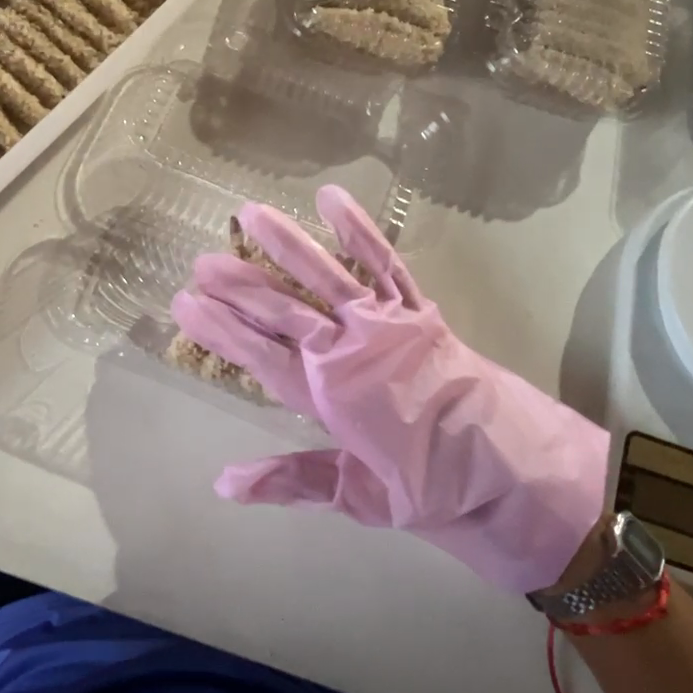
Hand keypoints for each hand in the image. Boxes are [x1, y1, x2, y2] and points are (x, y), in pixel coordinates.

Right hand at [170, 185, 609, 592]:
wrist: (509, 467)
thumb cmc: (429, 485)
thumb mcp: (358, 496)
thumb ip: (290, 481)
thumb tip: (222, 483)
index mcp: (328, 397)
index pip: (261, 356)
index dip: (221, 330)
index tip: (184, 304)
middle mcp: (348, 352)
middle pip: (283, 312)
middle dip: (238, 287)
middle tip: (200, 262)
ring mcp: (382, 323)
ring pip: (325, 277)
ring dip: (286, 245)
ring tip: (248, 213)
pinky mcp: (415, 307)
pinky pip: (384, 261)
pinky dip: (358, 229)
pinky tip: (329, 197)